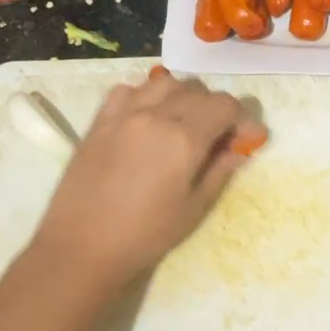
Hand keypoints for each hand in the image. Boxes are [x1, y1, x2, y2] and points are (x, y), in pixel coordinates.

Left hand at [31, 70, 265, 287]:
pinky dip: (146, 96)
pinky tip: (148, 119)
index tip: (248, 139)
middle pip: (198, 90)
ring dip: (184, 97)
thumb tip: (240, 149)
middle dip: (217, 108)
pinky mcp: (99, 120)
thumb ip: (220, 171)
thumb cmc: (145, 235)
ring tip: (184, 123)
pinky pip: (129, 90)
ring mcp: (123, 114)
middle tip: (219, 136)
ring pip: (165, 83)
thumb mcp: (194, 208)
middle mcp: (155, 115)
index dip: (243, 119)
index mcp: (183, 139)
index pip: (225, 105)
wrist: (81, 247)